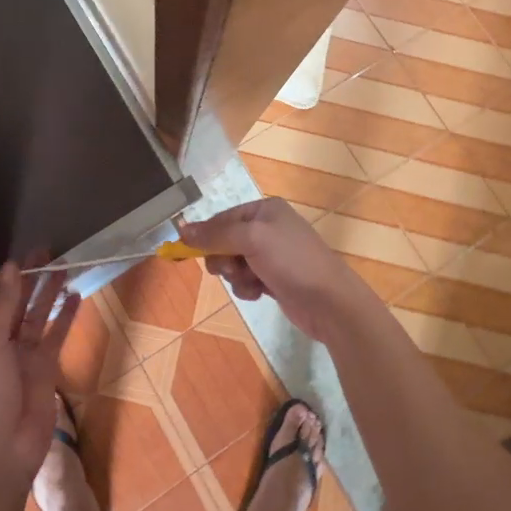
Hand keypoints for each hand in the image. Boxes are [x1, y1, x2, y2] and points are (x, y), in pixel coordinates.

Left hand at [0, 261, 81, 488]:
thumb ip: (0, 304)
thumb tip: (10, 265)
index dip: (10, 275)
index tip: (26, 252)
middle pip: (17, 303)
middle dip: (31, 278)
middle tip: (50, 250)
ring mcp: (23, 357)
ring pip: (38, 315)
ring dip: (49, 292)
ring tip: (66, 266)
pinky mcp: (45, 369)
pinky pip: (56, 335)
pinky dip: (65, 317)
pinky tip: (76, 296)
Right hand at [179, 199, 370, 342]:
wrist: (330, 301)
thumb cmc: (291, 261)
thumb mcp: (252, 239)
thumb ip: (216, 234)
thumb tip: (181, 228)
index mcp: (265, 210)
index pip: (223, 217)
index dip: (206, 235)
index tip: (187, 253)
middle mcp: (268, 227)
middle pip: (226, 241)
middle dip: (223, 257)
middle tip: (230, 269)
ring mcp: (273, 254)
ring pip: (234, 262)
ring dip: (236, 275)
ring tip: (251, 283)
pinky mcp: (276, 278)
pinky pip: (247, 279)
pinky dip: (248, 287)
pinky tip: (259, 293)